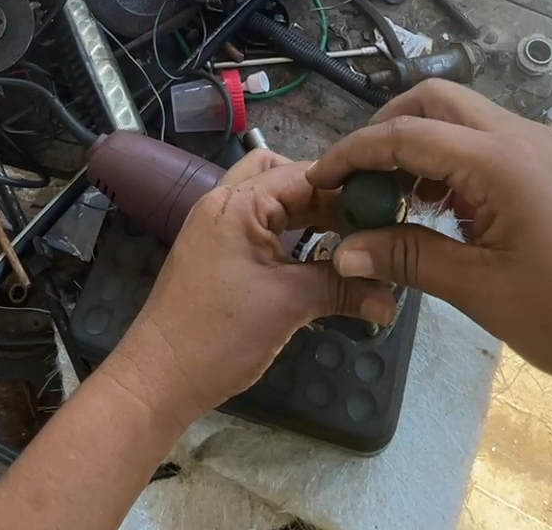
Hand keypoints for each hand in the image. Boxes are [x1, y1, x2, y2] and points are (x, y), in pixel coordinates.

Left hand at [98, 149, 398, 428]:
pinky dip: (286, 226)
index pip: (302, 174)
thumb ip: (342, 288)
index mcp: (237, 203)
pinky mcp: (214, 248)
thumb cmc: (220, 334)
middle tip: (363, 218)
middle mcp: (222, 201)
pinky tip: (312, 250)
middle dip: (323, 192)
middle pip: (281, 173)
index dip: (345, 186)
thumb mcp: (288, 305)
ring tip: (343, 231)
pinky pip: (257, 220)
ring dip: (303, 207)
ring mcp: (214, 224)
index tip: (383, 204)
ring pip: (267, 195)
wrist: (157, 379)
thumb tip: (394, 296)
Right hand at [305, 80, 551, 398]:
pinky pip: (486, 141)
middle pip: (433, 100)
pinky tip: (442, 207)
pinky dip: (450, 158)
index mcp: (497, 159)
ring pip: (461, 116)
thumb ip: (408, 257)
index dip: (353, 152)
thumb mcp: (481, 289)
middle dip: (386, 128)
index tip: (319, 178)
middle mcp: (517, 135)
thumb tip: (342, 249)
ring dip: (419, 142)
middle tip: (358, 177)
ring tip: (395, 197)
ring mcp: (540, 147)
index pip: (404, 135)